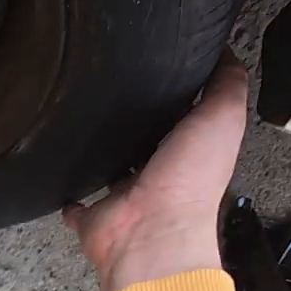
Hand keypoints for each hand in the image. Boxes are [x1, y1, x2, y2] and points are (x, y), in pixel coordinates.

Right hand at [63, 54, 249, 290]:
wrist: (150, 235)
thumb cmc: (189, 181)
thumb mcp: (222, 116)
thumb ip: (226, 84)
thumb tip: (225, 55)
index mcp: (190, 157)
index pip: (184, 122)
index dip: (178, 99)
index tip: (165, 71)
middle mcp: (158, 179)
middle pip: (146, 147)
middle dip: (138, 128)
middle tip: (120, 99)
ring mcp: (124, 200)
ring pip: (112, 173)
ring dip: (104, 159)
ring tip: (88, 130)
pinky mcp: (94, 219)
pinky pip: (79, 208)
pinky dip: (71, 200)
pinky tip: (65, 184)